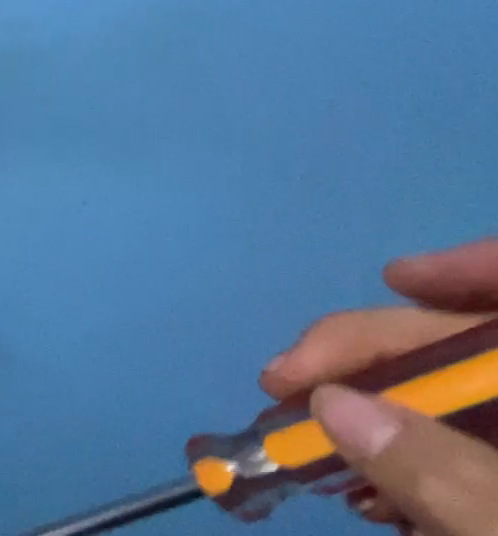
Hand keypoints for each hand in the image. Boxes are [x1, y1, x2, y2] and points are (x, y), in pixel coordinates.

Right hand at [262, 239, 497, 534]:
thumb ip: (462, 489)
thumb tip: (331, 407)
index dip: (481, 268)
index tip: (394, 283)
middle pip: (496, 354)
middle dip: (386, 356)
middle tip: (286, 386)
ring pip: (477, 407)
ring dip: (391, 417)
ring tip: (326, 457)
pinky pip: (474, 455)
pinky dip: (423, 463)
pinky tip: (383, 495)